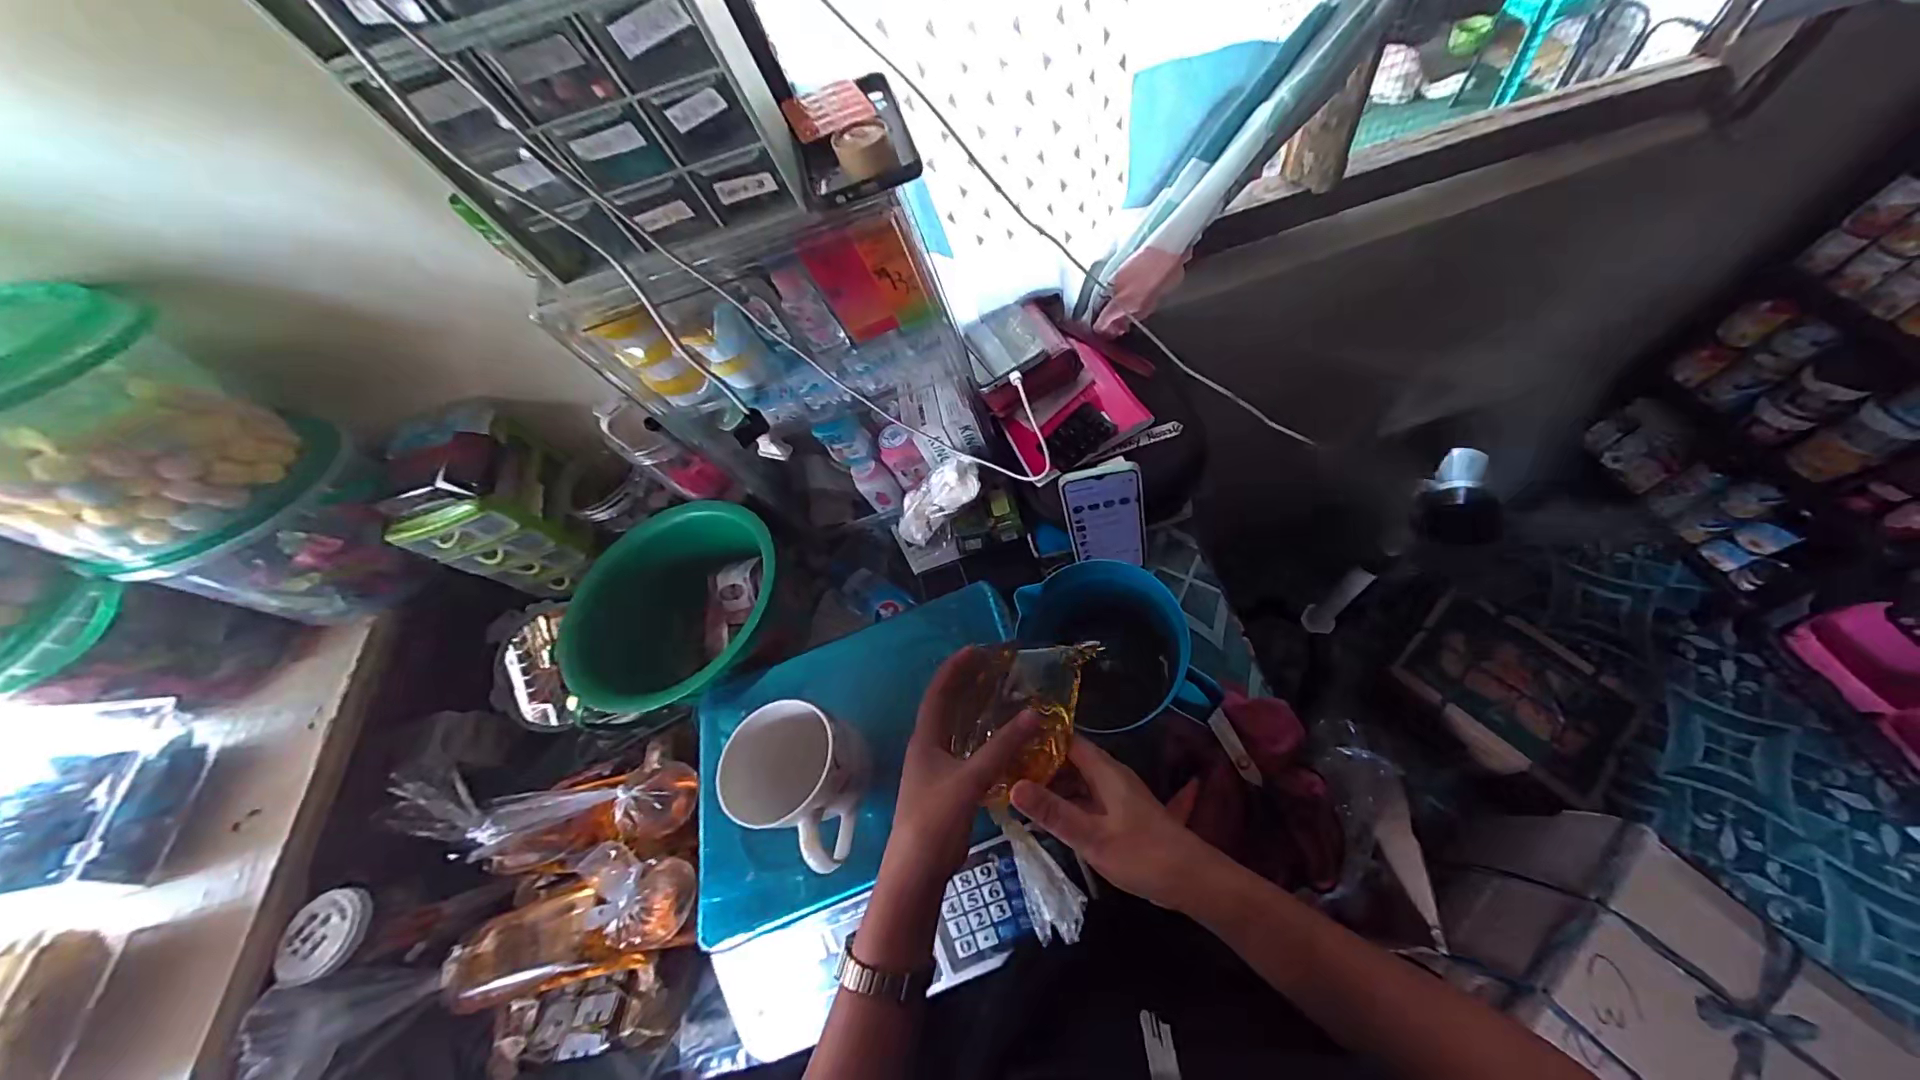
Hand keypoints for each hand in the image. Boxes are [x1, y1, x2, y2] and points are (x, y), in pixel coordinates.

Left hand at [887, 647, 1042, 883]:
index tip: (976, 650)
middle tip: (994, 668)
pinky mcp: (949, 787)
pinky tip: (1004, 742)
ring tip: (1001, 696)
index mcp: (925, 740)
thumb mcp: (970, 780)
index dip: (955, 669)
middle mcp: (928, 748)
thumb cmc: (935, 819)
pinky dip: (984, 741)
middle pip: (947, 707)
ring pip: (958, 730)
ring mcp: (937, 769)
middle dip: (967, 685)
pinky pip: (968, 752)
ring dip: (976, 712)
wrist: (917, 869)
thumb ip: (1001, 749)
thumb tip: (1034, 715)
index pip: (938, 693)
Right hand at [1011, 735, 1229, 911]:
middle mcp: (1109, 776)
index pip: (1067, 740)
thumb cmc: (1142, 854)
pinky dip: (1064, 801)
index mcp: (1105, 771)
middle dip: (1039, 762)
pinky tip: (1044, 816)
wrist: (1192, 881)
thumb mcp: (1092, 836)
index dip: (1039, 737)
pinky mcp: (1118, 814)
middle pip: (1069, 759)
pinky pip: (1084, 798)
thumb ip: (1053, 812)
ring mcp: (1115, 795)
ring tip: (1015, 790)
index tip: (1008, 741)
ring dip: (1050, 783)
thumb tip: (1013, 786)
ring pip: (1076, 780)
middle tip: (1003, 769)